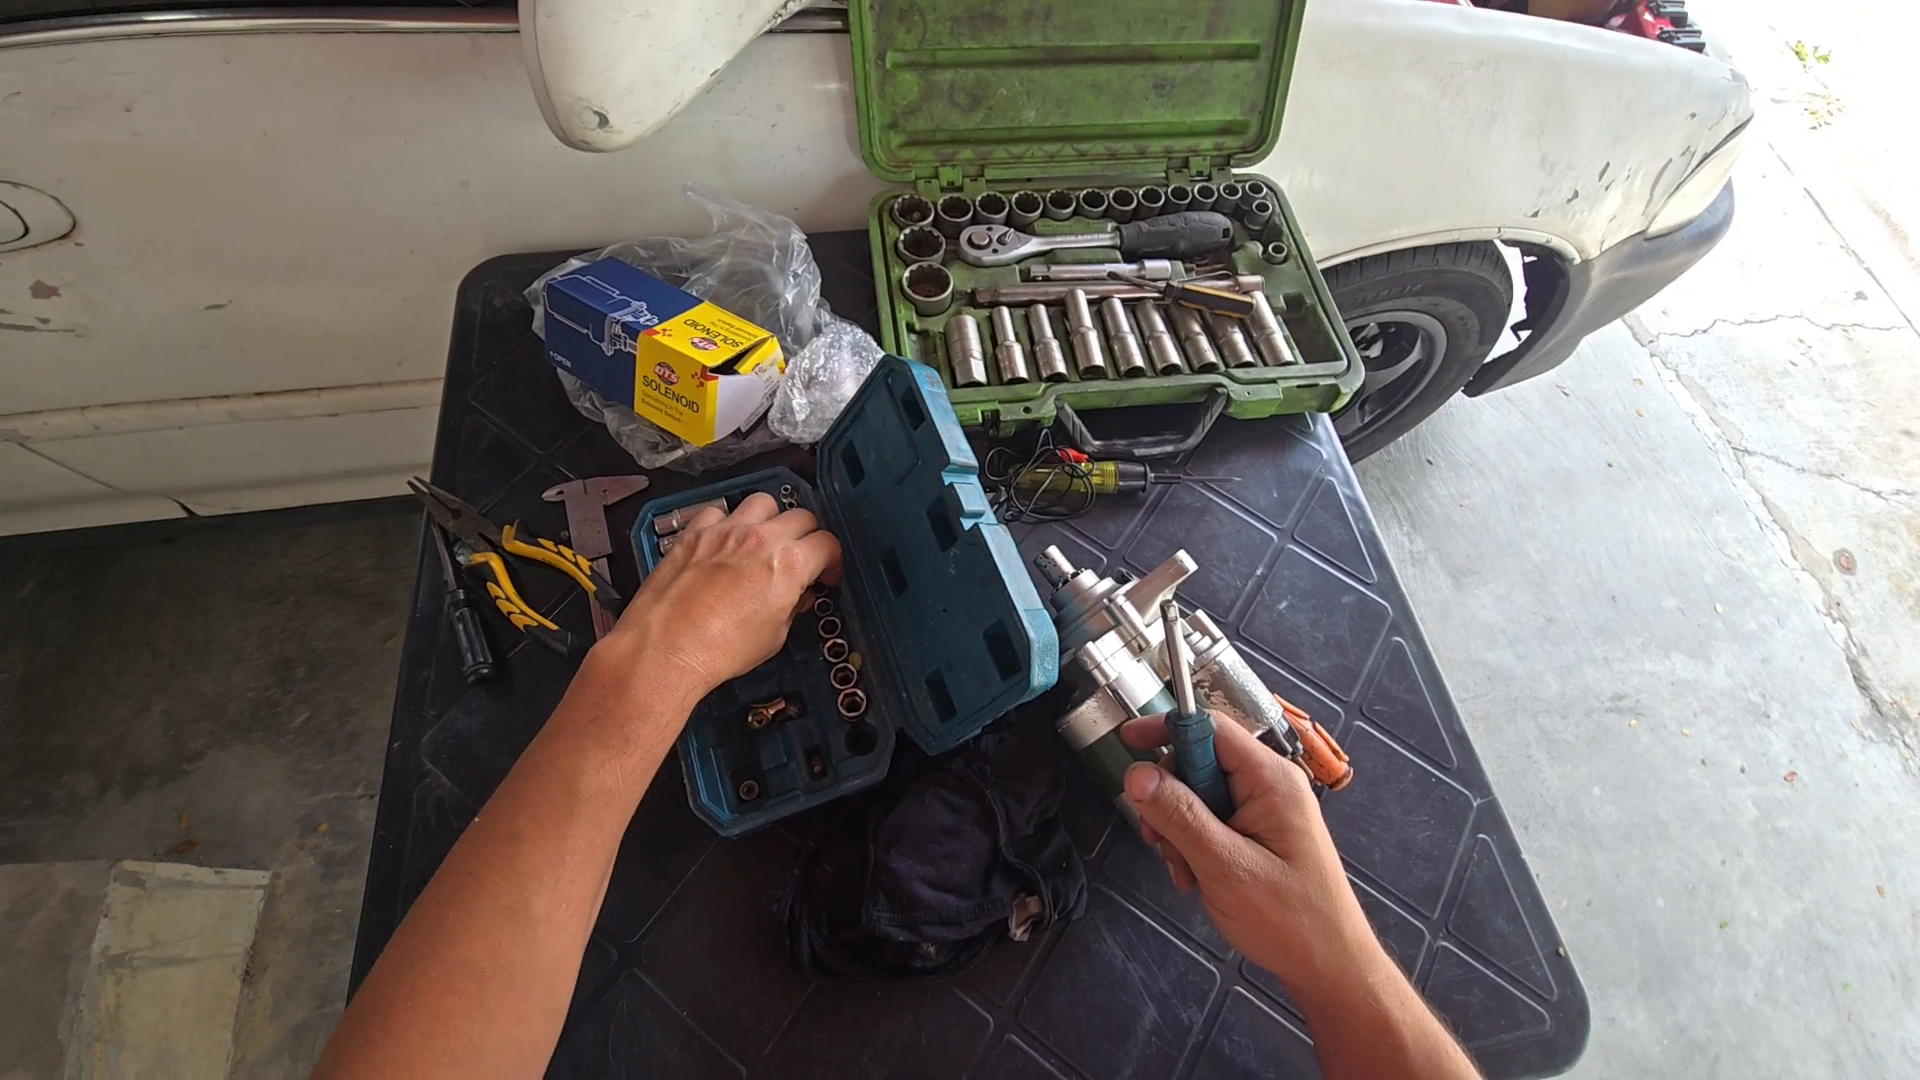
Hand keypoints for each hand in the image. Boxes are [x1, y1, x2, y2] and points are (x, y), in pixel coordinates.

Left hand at [604, 492, 841, 706]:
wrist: (665, 650)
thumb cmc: (721, 651)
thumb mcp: (775, 636)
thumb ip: (792, 607)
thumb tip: (797, 596)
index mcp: (789, 564)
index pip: (828, 544)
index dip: (832, 561)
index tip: (825, 575)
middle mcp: (761, 538)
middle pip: (802, 516)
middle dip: (806, 537)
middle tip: (798, 559)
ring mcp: (725, 530)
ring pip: (763, 502)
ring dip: (770, 519)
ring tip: (762, 542)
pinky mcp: (695, 533)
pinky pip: (719, 511)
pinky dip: (727, 522)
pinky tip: (724, 543)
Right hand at [1119, 716, 1380, 993]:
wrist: (1332, 972)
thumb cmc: (1291, 921)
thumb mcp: (1225, 866)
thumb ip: (1178, 815)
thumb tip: (1136, 774)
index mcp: (1270, 778)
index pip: (1210, 727)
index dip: (1165, 728)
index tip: (1128, 741)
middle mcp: (1267, 783)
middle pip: (1196, 761)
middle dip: (1169, 797)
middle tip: (1158, 837)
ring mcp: (1263, 807)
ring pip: (1196, 793)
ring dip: (1178, 828)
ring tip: (1185, 869)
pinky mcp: (1256, 830)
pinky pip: (1208, 817)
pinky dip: (1192, 843)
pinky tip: (1195, 874)